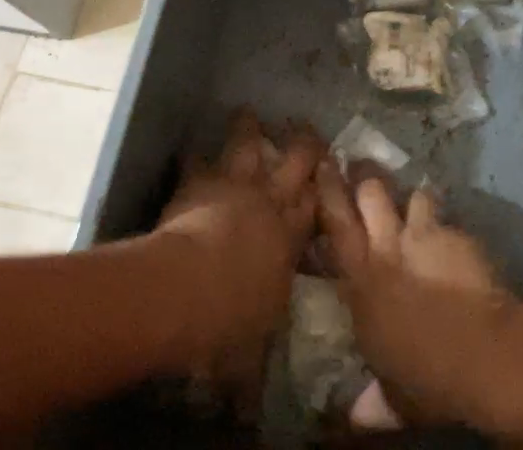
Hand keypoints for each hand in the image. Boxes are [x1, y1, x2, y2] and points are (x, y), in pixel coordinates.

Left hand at [157, 110, 321, 406]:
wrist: (188, 289)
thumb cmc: (229, 319)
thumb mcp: (254, 338)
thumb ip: (259, 349)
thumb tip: (249, 409)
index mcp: (291, 239)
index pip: (316, 207)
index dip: (326, 188)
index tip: (335, 172)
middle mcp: (271, 205)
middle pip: (298, 163)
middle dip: (306, 145)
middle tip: (310, 130)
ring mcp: (236, 188)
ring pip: (250, 147)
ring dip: (250, 131)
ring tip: (251, 114)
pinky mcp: (199, 183)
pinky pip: (197, 162)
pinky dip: (195, 156)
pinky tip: (192, 146)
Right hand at [317, 160, 514, 429]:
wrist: (480, 354)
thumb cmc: (425, 378)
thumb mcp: (392, 398)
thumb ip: (372, 403)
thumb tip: (355, 422)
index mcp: (359, 284)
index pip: (333, 226)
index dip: (325, 194)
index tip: (321, 168)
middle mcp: (384, 251)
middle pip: (367, 194)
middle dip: (359, 174)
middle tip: (354, 161)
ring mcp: (421, 237)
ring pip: (408, 194)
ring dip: (406, 195)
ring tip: (408, 197)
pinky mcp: (455, 236)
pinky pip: (444, 216)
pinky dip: (443, 221)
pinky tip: (450, 232)